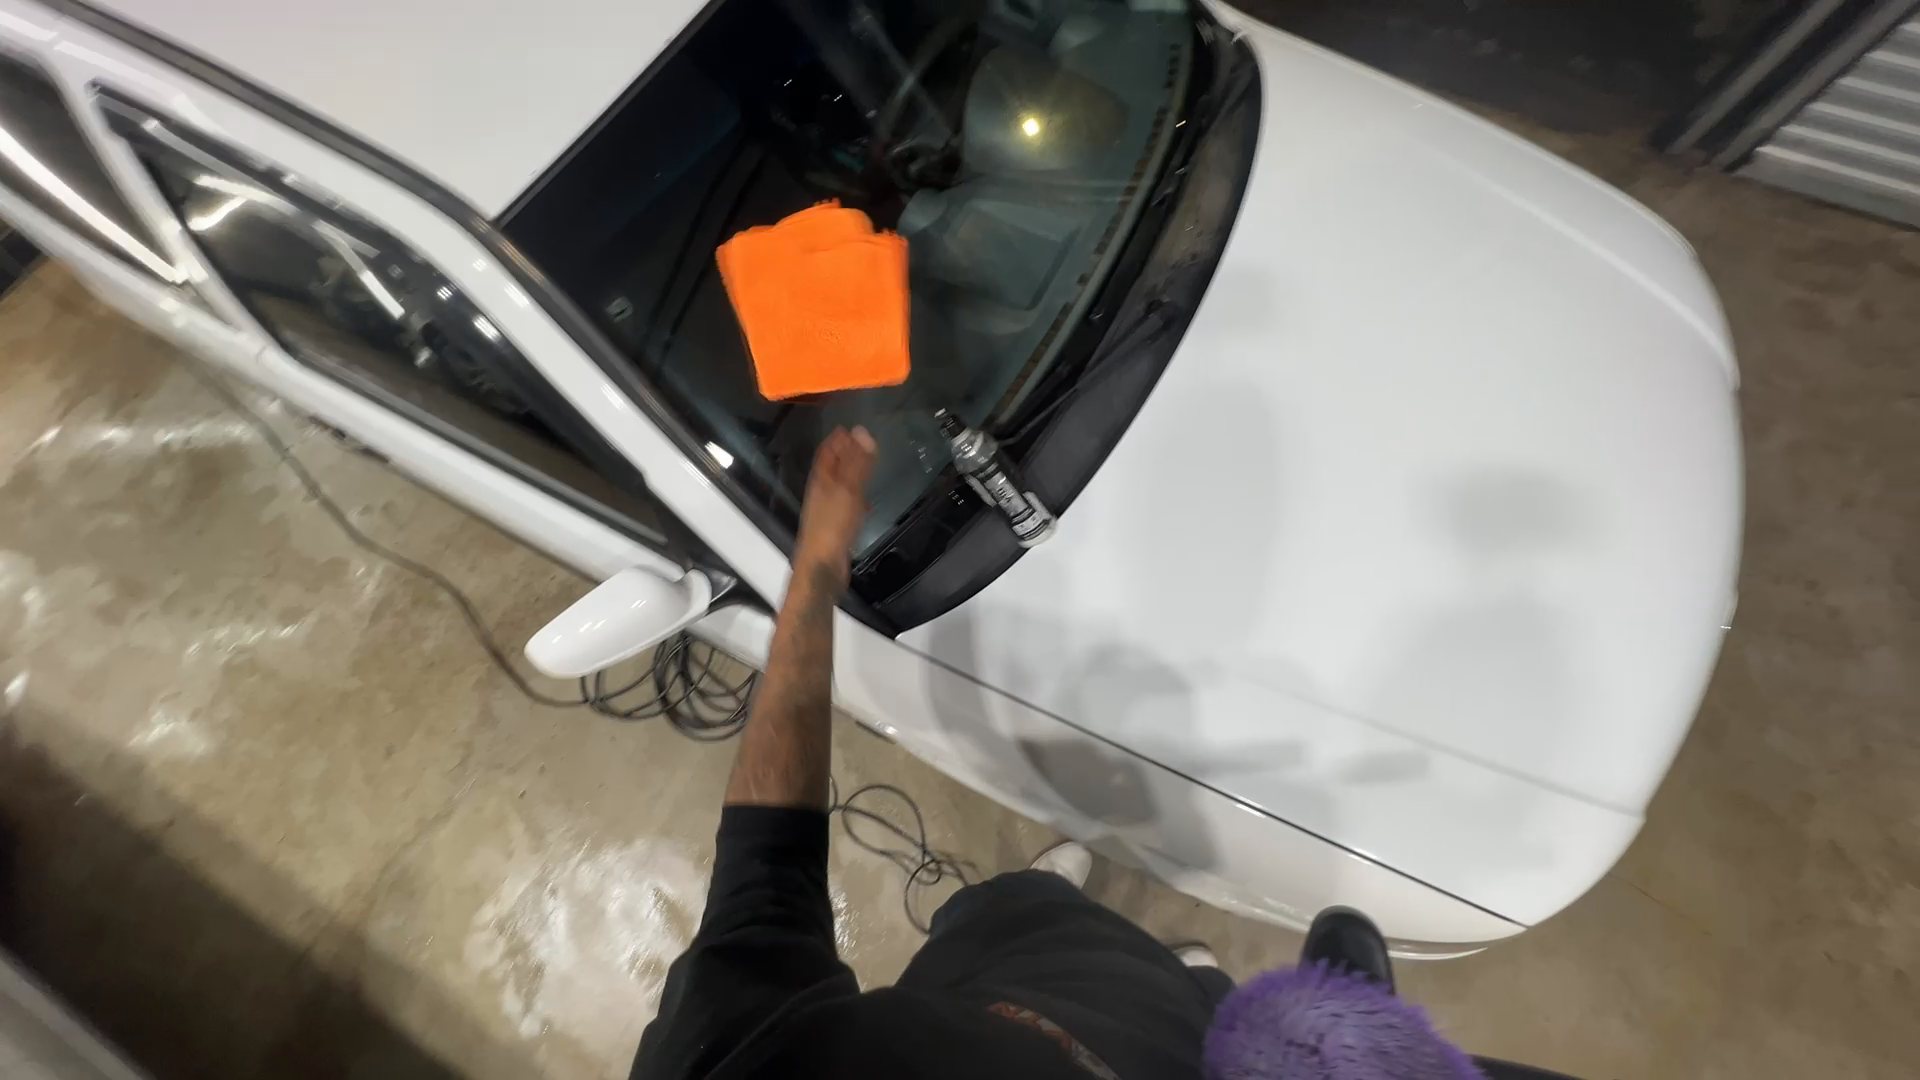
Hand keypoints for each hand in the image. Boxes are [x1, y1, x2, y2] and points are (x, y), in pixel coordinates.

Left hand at [793, 426, 876, 581]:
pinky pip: (846, 505)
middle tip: (860, 443)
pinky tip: (866, 502)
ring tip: (866, 467)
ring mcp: (827, 511)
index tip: (848, 428)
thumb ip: (857, 463)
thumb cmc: (833, 525)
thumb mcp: (848, 490)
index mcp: (820, 481)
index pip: (826, 453)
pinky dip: (856, 498)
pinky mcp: (835, 527)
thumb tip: (863, 432)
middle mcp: (821, 493)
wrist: (823, 565)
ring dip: (851, 475)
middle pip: (831, 468)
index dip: (836, 439)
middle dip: (844, 455)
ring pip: (839, 486)